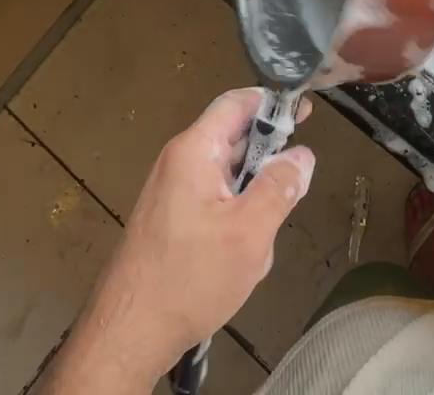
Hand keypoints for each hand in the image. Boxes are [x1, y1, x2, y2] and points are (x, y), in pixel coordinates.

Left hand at [47, 88, 315, 392]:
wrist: (130, 331)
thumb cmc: (189, 277)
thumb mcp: (249, 233)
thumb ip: (279, 188)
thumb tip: (302, 156)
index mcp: (194, 150)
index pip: (235, 103)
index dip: (271, 101)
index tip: (303, 111)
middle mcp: (179, 161)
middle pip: (232, 137)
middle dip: (268, 154)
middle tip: (298, 174)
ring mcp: (173, 190)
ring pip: (227, 173)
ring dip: (253, 192)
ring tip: (268, 228)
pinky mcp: (172, 217)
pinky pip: (213, 199)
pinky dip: (237, 213)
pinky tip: (248, 250)